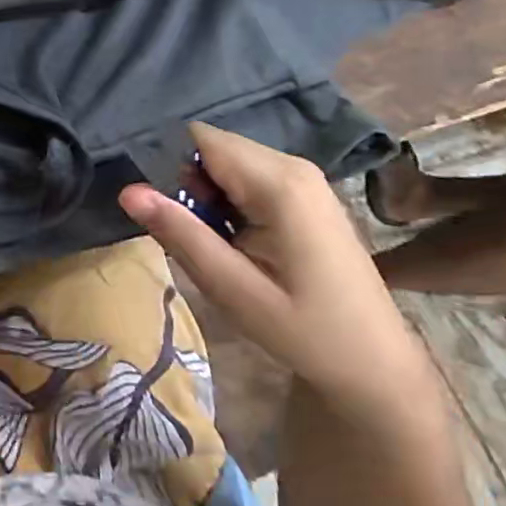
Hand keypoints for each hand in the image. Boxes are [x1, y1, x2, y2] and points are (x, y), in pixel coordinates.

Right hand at [119, 124, 440, 416]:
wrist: (377, 365)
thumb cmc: (307, 333)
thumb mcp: (235, 290)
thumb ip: (181, 234)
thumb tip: (128, 190)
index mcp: (279, 183)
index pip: (200, 139)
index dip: (169, 164)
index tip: (160, 207)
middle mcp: (292, 164)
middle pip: (213, 146)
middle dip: (188, 181)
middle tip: (192, 236)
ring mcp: (303, 175)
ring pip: (227, 159)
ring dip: (207, 192)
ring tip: (215, 243)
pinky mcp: (304, 189)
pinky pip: (247, 173)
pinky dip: (228, 198)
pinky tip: (237, 240)